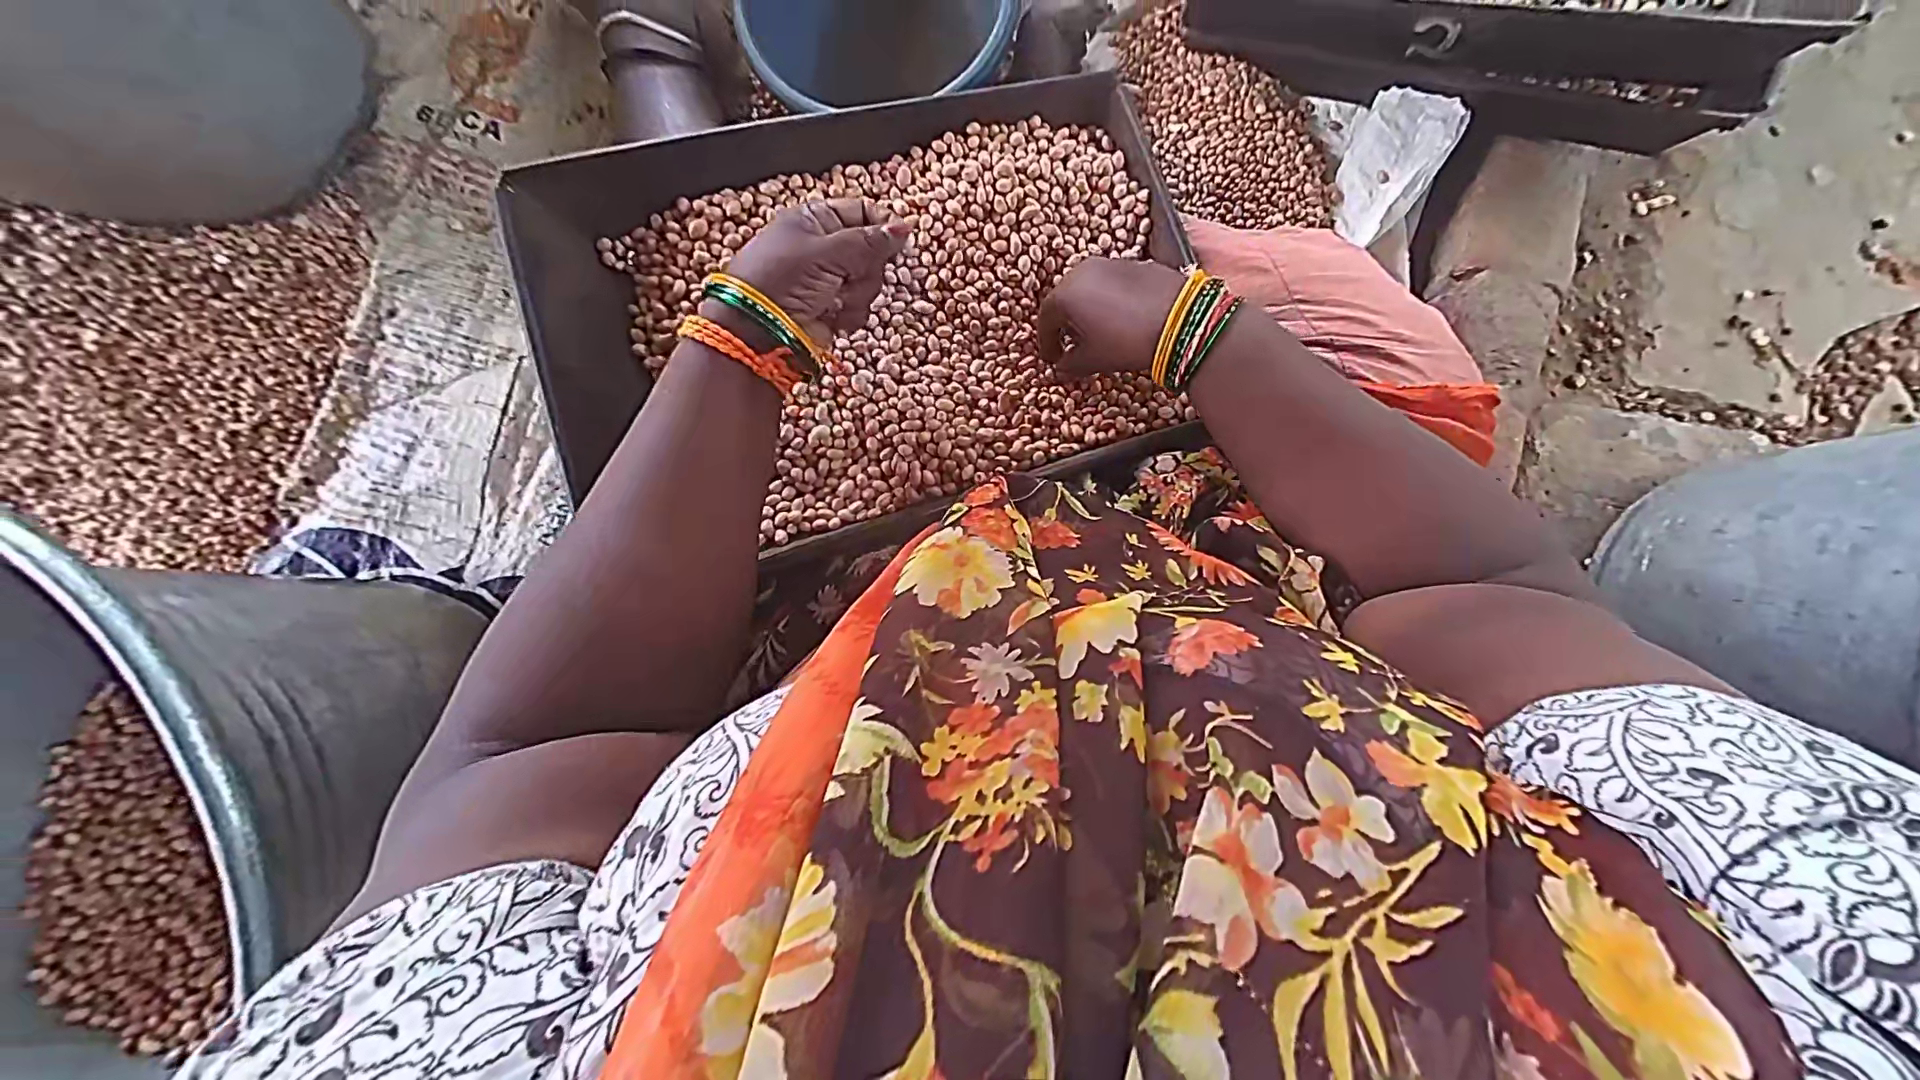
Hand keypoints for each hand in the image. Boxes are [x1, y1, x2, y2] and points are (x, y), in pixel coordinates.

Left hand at [711, 199, 912, 350]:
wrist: (758, 329)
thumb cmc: (780, 281)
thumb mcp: (826, 252)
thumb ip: (869, 241)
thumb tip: (902, 228)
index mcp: (816, 221)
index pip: (862, 213)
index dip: (881, 228)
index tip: (896, 243)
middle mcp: (824, 249)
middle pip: (872, 253)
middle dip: (865, 270)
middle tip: (847, 276)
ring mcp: (829, 281)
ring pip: (869, 285)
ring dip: (856, 296)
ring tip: (832, 299)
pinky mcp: (832, 310)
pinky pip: (860, 310)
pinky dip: (850, 314)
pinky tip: (831, 315)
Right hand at [1037, 257, 1186, 377]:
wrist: (1181, 320)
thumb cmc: (1126, 342)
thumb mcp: (1092, 360)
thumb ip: (1069, 364)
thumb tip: (1060, 368)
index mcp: (1065, 294)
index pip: (1045, 319)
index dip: (1047, 342)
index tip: (1052, 358)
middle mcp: (1082, 271)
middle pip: (1065, 299)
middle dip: (1065, 324)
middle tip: (1071, 346)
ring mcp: (1110, 263)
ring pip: (1087, 288)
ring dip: (1086, 310)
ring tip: (1097, 333)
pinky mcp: (1134, 263)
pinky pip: (1110, 283)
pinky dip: (1107, 300)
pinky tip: (1119, 319)